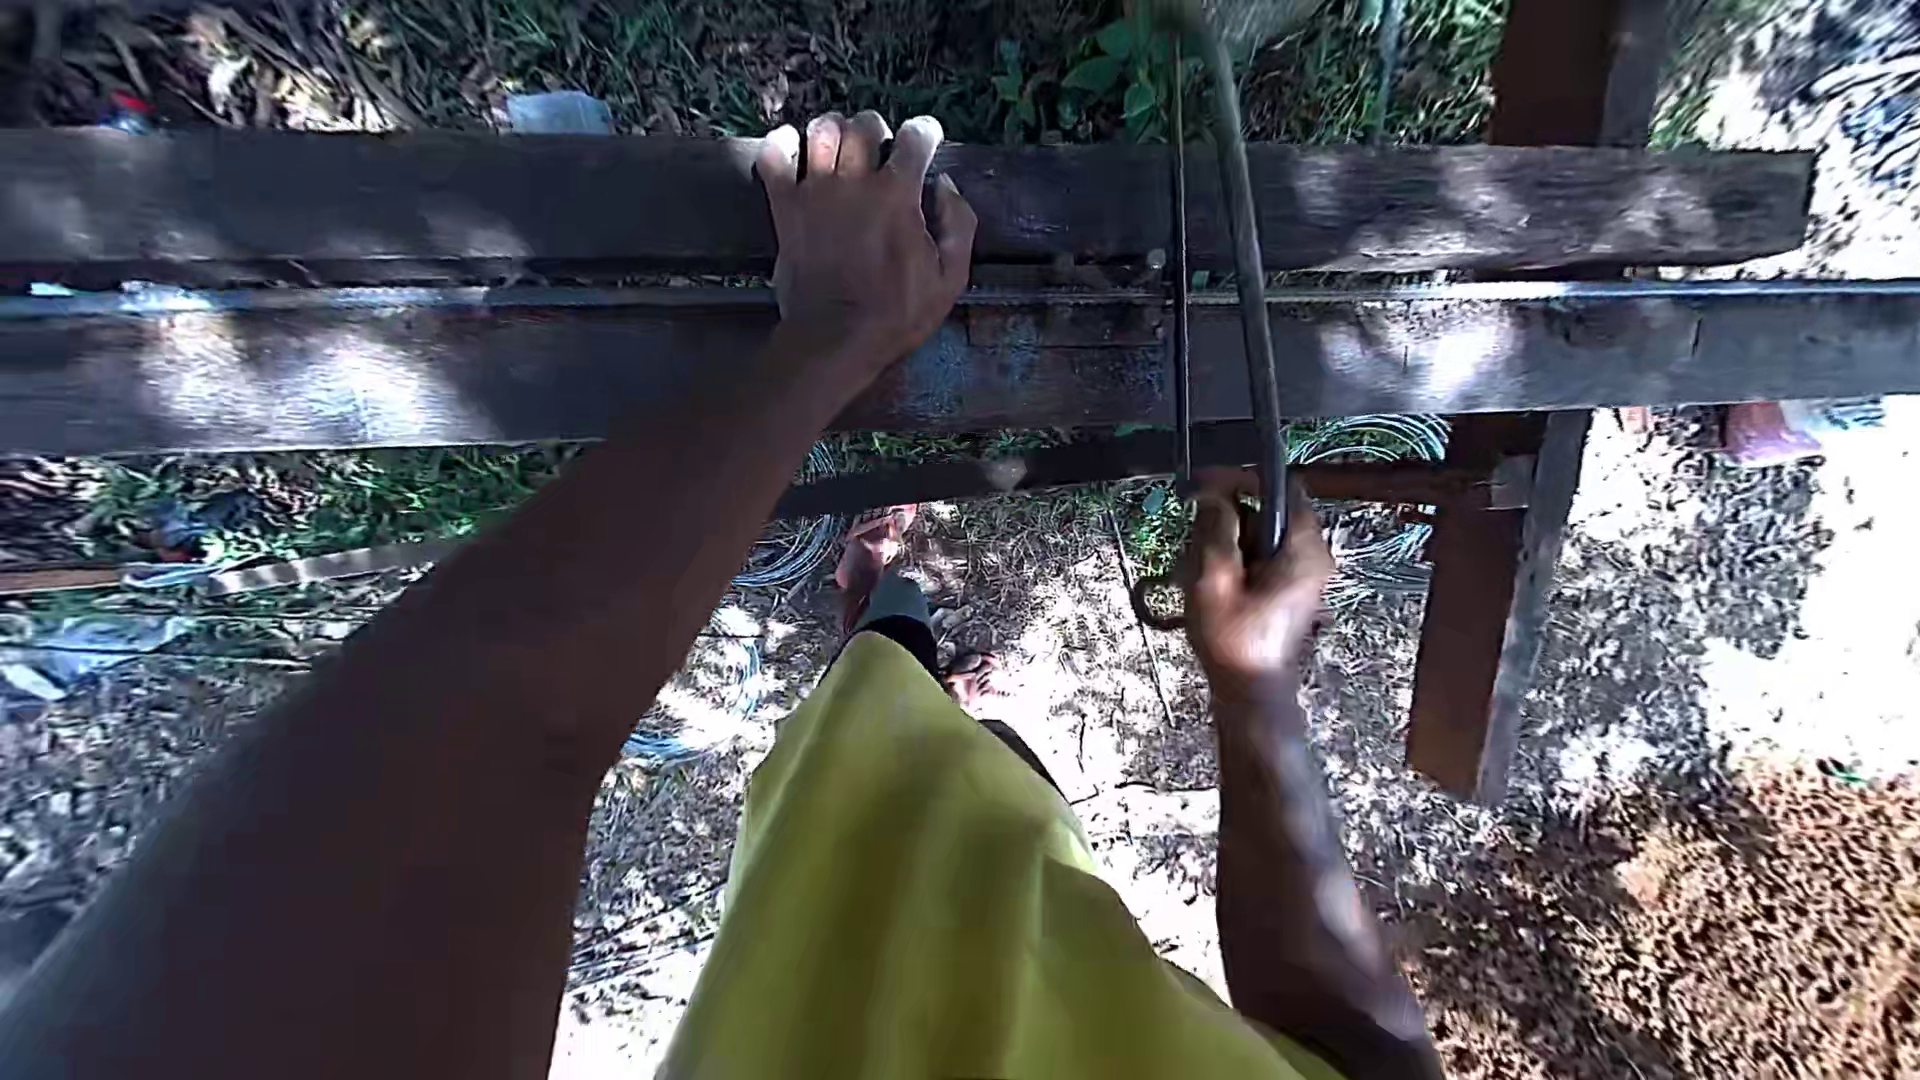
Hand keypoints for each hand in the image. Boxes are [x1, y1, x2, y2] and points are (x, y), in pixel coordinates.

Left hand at [755, 111, 977, 369]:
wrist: (837, 338)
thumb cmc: (897, 315)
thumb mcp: (949, 280)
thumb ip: (958, 226)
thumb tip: (946, 186)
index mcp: (897, 195)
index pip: (915, 139)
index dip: (925, 133)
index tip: (928, 140)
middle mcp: (854, 180)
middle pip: (864, 126)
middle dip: (878, 131)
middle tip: (882, 150)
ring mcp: (814, 191)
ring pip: (821, 131)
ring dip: (836, 131)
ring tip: (842, 149)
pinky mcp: (785, 208)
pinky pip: (774, 157)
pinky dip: (782, 145)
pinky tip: (793, 149)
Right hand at [1182, 469, 1333, 698]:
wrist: (1250, 690)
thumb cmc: (1233, 639)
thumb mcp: (1214, 580)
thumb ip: (1216, 531)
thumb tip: (1213, 494)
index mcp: (1303, 550)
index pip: (1281, 488)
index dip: (1241, 478)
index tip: (1203, 486)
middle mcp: (1312, 554)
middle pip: (1266, 511)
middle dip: (1226, 519)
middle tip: (1195, 541)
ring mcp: (1302, 571)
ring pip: (1258, 533)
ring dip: (1224, 542)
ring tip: (1198, 571)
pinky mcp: (1288, 585)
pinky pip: (1259, 554)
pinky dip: (1232, 559)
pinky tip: (1211, 582)